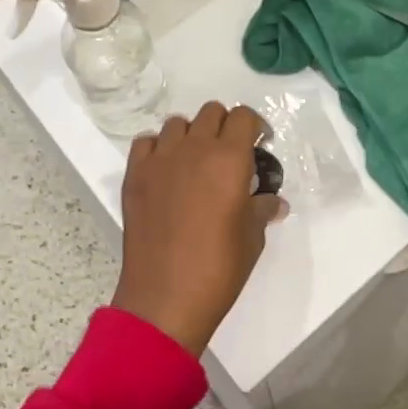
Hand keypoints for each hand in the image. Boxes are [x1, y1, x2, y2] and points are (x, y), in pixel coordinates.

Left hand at [112, 102, 286, 355]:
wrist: (166, 297)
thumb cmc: (219, 268)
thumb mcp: (252, 238)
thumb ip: (262, 209)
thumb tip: (273, 201)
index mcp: (229, 159)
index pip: (244, 117)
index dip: (255, 127)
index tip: (258, 145)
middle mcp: (194, 148)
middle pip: (211, 112)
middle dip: (224, 126)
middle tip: (229, 155)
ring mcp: (160, 159)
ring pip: (177, 123)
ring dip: (191, 135)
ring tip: (195, 163)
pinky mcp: (135, 175)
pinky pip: (146, 143)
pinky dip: (157, 148)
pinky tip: (165, 171)